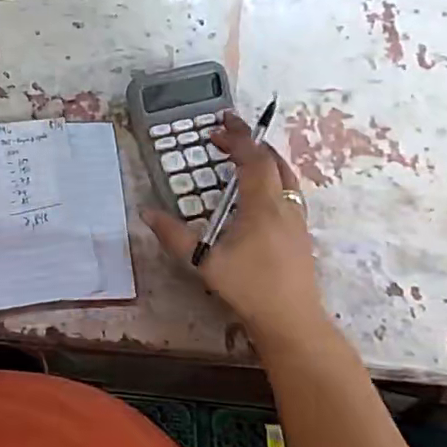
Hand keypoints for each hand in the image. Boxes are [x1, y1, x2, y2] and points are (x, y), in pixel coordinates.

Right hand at [143, 114, 323, 340]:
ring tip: (243, 154)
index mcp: (263, 206)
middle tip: (226, 133)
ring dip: (264, 158)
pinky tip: (258, 192)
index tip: (218, 125)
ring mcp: (297, 219)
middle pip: (274, 161)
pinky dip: (272, 177)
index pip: (253, 159)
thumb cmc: (249, 288)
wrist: (292, 321)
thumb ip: (174, 236)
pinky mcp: (300, 233)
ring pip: (286, 176)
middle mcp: (285, 206)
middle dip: (251, 142)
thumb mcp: (204, 262)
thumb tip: (146, 213)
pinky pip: (289, 191)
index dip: (237, 138)